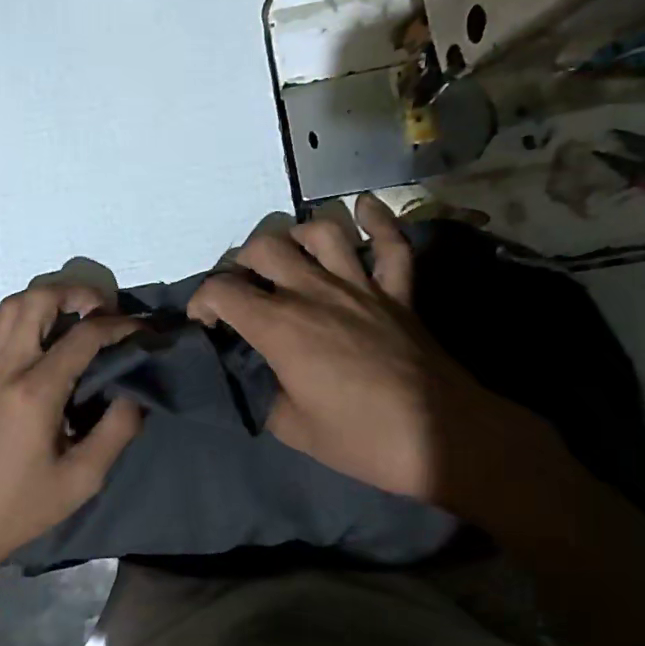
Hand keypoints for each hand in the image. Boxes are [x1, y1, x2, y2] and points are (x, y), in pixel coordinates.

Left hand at [0, 283, 143, 574]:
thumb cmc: (27, 503)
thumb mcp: (85, 477)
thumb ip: (118, 428)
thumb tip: (135, 391)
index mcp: (36, 391)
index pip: (83, 336)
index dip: (119, 326)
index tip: (144, 330)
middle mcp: (7, 368)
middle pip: (37, 300)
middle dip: (77, 293)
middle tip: (104, 310)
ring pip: (11, 305)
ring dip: (47, 299)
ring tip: (75, 315)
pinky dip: (21, 315)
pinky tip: (41, 335)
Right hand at [187, 193, 558, 501]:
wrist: (442, 437)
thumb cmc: (361, 438)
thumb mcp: (293, 429)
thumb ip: (262, 394)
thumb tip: (252, 376)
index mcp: (281, 327)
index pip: (223, 291)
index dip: (202, 302)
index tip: (206, 324)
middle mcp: (315, 293)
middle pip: (265, 248)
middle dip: (241, 262)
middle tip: (244, 288)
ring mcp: (360, 286)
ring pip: (322, 232)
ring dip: (297, 235)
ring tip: (290, 255)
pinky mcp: (398, 292)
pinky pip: (391, 244)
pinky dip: (377, 220)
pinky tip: (362, 207)